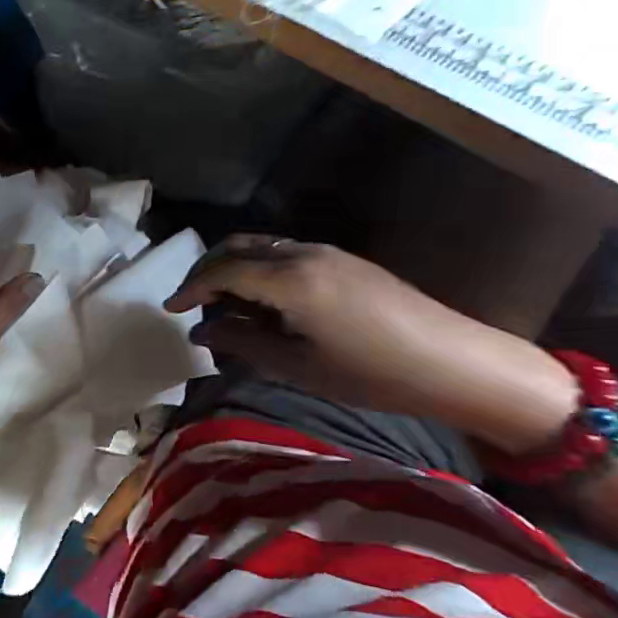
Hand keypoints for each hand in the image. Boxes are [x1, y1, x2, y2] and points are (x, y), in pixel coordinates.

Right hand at [164, 235, 576, 452]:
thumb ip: (245, 343)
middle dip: (209, 270)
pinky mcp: (344, 259)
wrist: (447, 359)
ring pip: (264, 246)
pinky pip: (287, 253)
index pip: (223, 269)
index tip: (170, 309)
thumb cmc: (370, 372)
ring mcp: (327, 251)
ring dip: (236, 267)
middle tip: (193, 304)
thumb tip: (203, 332)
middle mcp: (303, 252)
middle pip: (240, 245)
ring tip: (227, 306)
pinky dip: (262, 269)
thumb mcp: (299, 365)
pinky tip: (266, 302)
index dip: (191, 287)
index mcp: (289, 278)